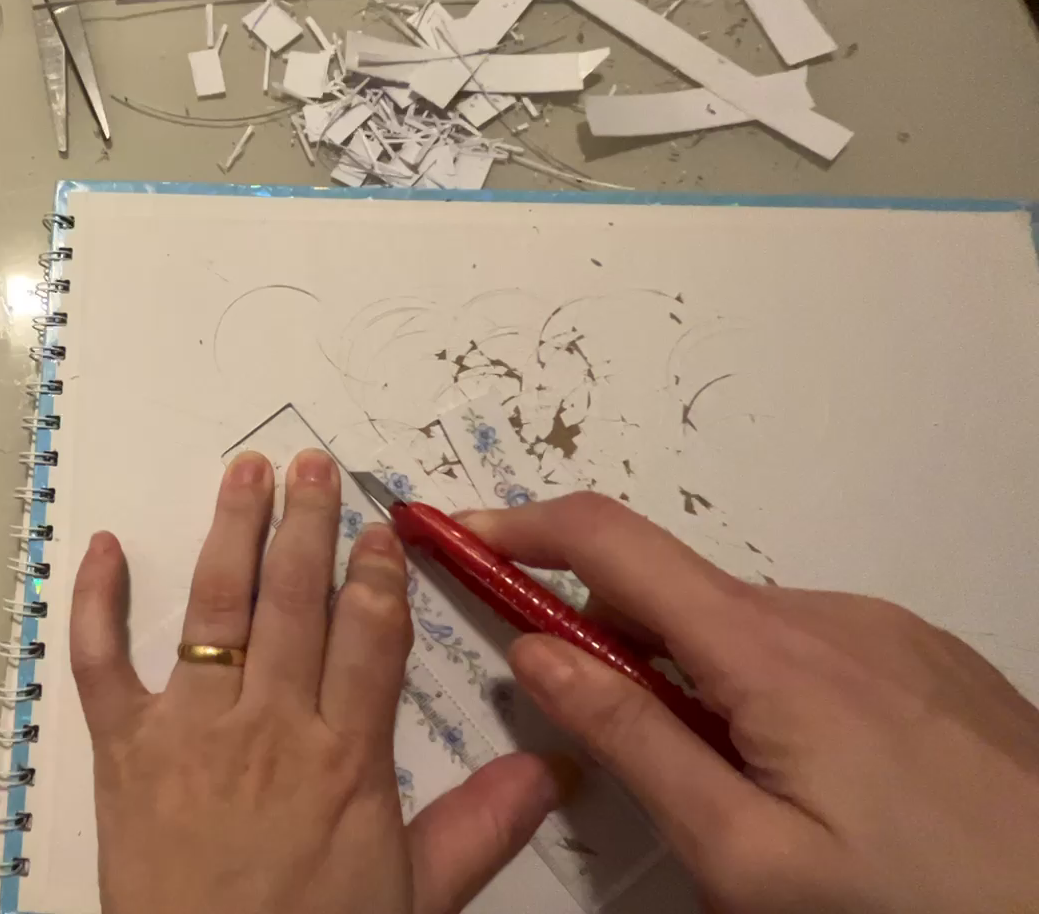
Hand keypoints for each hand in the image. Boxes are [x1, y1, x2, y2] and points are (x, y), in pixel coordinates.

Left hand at [72, 450, 569, 913]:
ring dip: (230, 530)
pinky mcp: (123, 742)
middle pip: (293, 600)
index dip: (375, 574)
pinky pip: (101, 659)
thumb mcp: (412, 898)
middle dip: (305, 523)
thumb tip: (556, 766)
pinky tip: (104, 545)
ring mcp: (188, 726)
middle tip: (309, 463)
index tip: (377, 526)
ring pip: (215, 605)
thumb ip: (479, 828)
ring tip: (244, 471)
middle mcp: (267, 724)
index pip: (369, 638)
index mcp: (342, 758)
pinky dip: (96, 600)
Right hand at [464, 493, 1038, 913]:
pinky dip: (750, 680)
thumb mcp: (750, 859)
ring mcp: (890, 635)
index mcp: (775, 649)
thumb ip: (628, 739)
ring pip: (728, 622)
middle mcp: (829, 614)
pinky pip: (795, 644)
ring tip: (732, 779)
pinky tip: (807, 771)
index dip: (517, 527)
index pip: (608, 540)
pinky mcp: (930, 663)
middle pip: (663, 590)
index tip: (457, 537)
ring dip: (685, 672)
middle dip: (608, 642)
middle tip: (612, 734)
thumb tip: (532, 650)